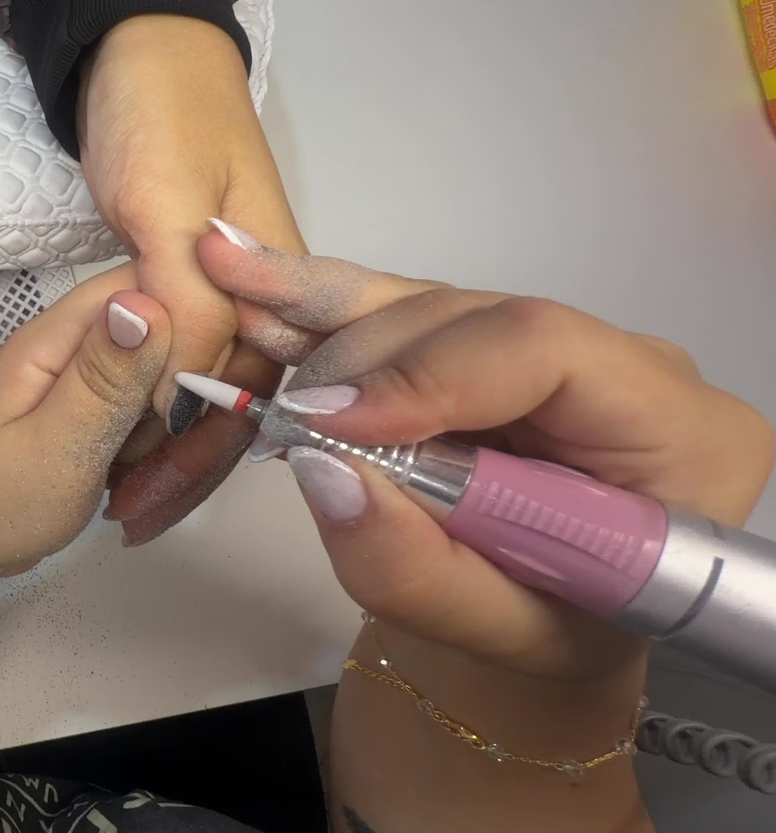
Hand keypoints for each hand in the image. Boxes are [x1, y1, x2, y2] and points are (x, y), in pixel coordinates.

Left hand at [0, 263, 171, 587]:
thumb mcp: (53, 446)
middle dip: (188, 412)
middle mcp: (70, 351)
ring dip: (174, 450)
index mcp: (53, 341)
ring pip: (171, 393)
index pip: (148, 283)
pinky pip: (154, 425)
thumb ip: (105, 377)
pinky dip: (158, 465)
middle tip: (158, 471)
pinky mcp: (93, 417)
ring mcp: (83, 385)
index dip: (194, 329)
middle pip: (173, 344)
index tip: (189, 402)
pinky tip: (129, 497)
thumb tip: (147, 297)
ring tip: (131, 496)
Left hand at [77, 15, 305, 543]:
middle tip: (129, 515)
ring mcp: (203, 274)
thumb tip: (181, 386)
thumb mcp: (157, 204)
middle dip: (177, 456)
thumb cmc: (151, 113)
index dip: (191, 443)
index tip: (145, 498)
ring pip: (191, 377)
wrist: (130, 43)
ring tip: (123, 495)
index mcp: (246, 273)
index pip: (228, 381)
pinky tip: (125, 426)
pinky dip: (147, 390)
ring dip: (159, 434)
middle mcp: (235, 283)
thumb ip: (177, 297)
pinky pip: (169, 345)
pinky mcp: (171, 264)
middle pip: (216, 393)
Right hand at [198, 228, 774, 680]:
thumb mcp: (478, 624)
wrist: (518, 603)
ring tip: (226, 276)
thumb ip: (405, 563)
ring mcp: (515, 340)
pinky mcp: (445, 339)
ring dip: (304, 302)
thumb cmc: (527, 619)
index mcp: (665, 428)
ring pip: (400, 298)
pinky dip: (296, 298)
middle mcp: (601, 361)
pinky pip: (367, 303)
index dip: (422, 374)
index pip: (538, 348)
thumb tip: (318, 467)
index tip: (327, 425)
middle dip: (353, 362)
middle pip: (455, 315)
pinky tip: (239, 269)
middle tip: (279, 417)